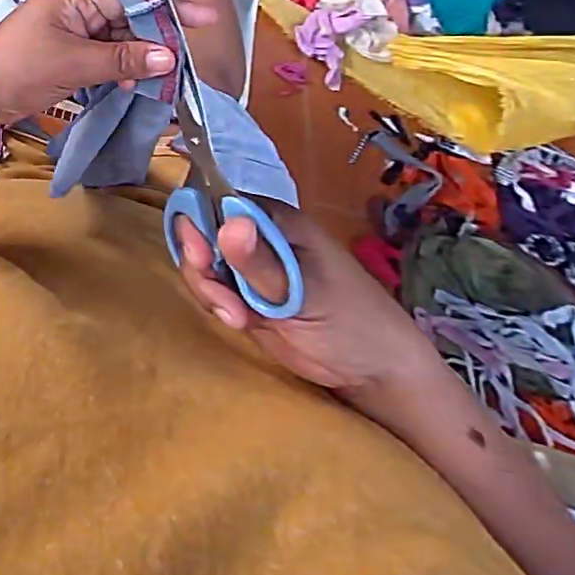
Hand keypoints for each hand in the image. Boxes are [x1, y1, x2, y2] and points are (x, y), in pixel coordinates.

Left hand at [0, 0, 212, 124]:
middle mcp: (76, 10)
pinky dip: (119, 69)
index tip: (202, 17)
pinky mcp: (69, 56)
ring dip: (136, 58)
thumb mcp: (74, 64)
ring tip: (156, 79)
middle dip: (153, 39)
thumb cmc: (17, 69)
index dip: (167, 8)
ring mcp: (72, 33)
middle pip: (128, 18)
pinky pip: (105, 57)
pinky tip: (131, 84)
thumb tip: (168, 57)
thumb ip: (122, 58)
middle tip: (179, 61)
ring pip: (119, 40)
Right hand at [172, 207, 442, 398]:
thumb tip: (228, 224)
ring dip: (211, 291)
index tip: (201, 258)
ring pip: (205, 265)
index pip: (217, 202)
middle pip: (204, 234)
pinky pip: (215, 291)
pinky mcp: (246, 297)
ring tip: (237, 318)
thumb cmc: (350, 321)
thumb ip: (260, 263)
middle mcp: (258, 236)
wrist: (375, 372)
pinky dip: (218, 306)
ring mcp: (251, 268)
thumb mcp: (305, 292)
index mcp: (274, 219)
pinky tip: (239, 323)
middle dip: (203, 267)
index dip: (199, 223)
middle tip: (223, 301)